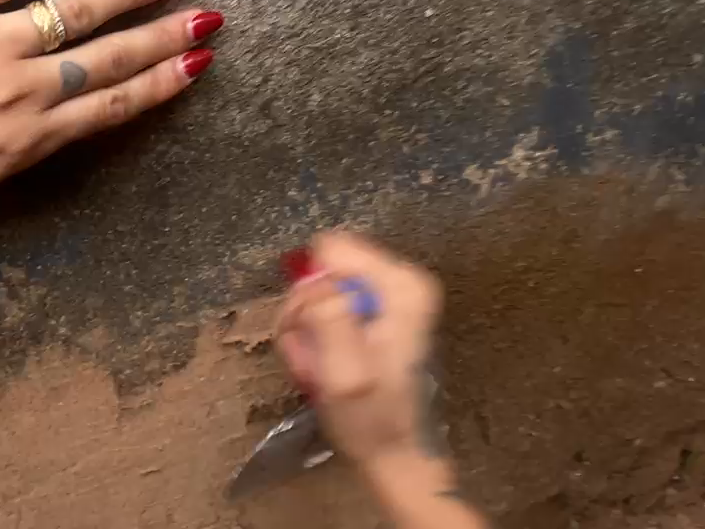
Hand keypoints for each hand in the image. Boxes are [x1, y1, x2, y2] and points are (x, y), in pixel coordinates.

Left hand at [0, 0, 222, 211]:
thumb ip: (14, 148)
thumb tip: (49, 120)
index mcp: (25, 141)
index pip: (110, 106)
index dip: (160, 84)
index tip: (196, 63)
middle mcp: (21, 91)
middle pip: (109, 56)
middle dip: (164, 35)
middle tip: (207, 15)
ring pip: (79, 11)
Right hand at [276, 232, 443, 466]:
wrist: (391, 452)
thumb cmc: (372, 418)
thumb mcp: (346, 372)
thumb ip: (330, 317)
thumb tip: (315, 279)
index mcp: (402, 285)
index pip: (329, 250)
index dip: (313, 291)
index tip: (317, 331)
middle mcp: (396, 279)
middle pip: (318, 269)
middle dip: (303, 313)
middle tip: (311, 355)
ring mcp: (382, 293)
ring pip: (311, 288)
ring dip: (302, 328)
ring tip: (315, 365)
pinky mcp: (367, 307)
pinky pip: (316, 303)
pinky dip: (309, 335)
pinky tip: (320, 363)